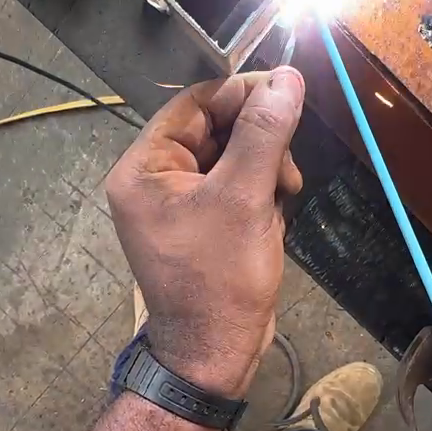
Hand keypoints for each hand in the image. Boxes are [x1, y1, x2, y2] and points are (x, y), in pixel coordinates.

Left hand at [104, 69, 306, 395]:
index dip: (242, 96)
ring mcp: (176, 208)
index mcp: (143, 171)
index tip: (288, 99)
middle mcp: (152, 184)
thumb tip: (287, 77)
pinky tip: (272, 220)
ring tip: (282, 200)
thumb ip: (264, 133)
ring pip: (230, 160)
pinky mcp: (199, 229)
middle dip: (258, 144)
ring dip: (263, 173)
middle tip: (287, 170)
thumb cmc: (220, 281)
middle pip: (214, 130)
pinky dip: (258, 198)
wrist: (214, 353)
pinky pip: (232, 191)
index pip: (194, 105)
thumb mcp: (245, 198)